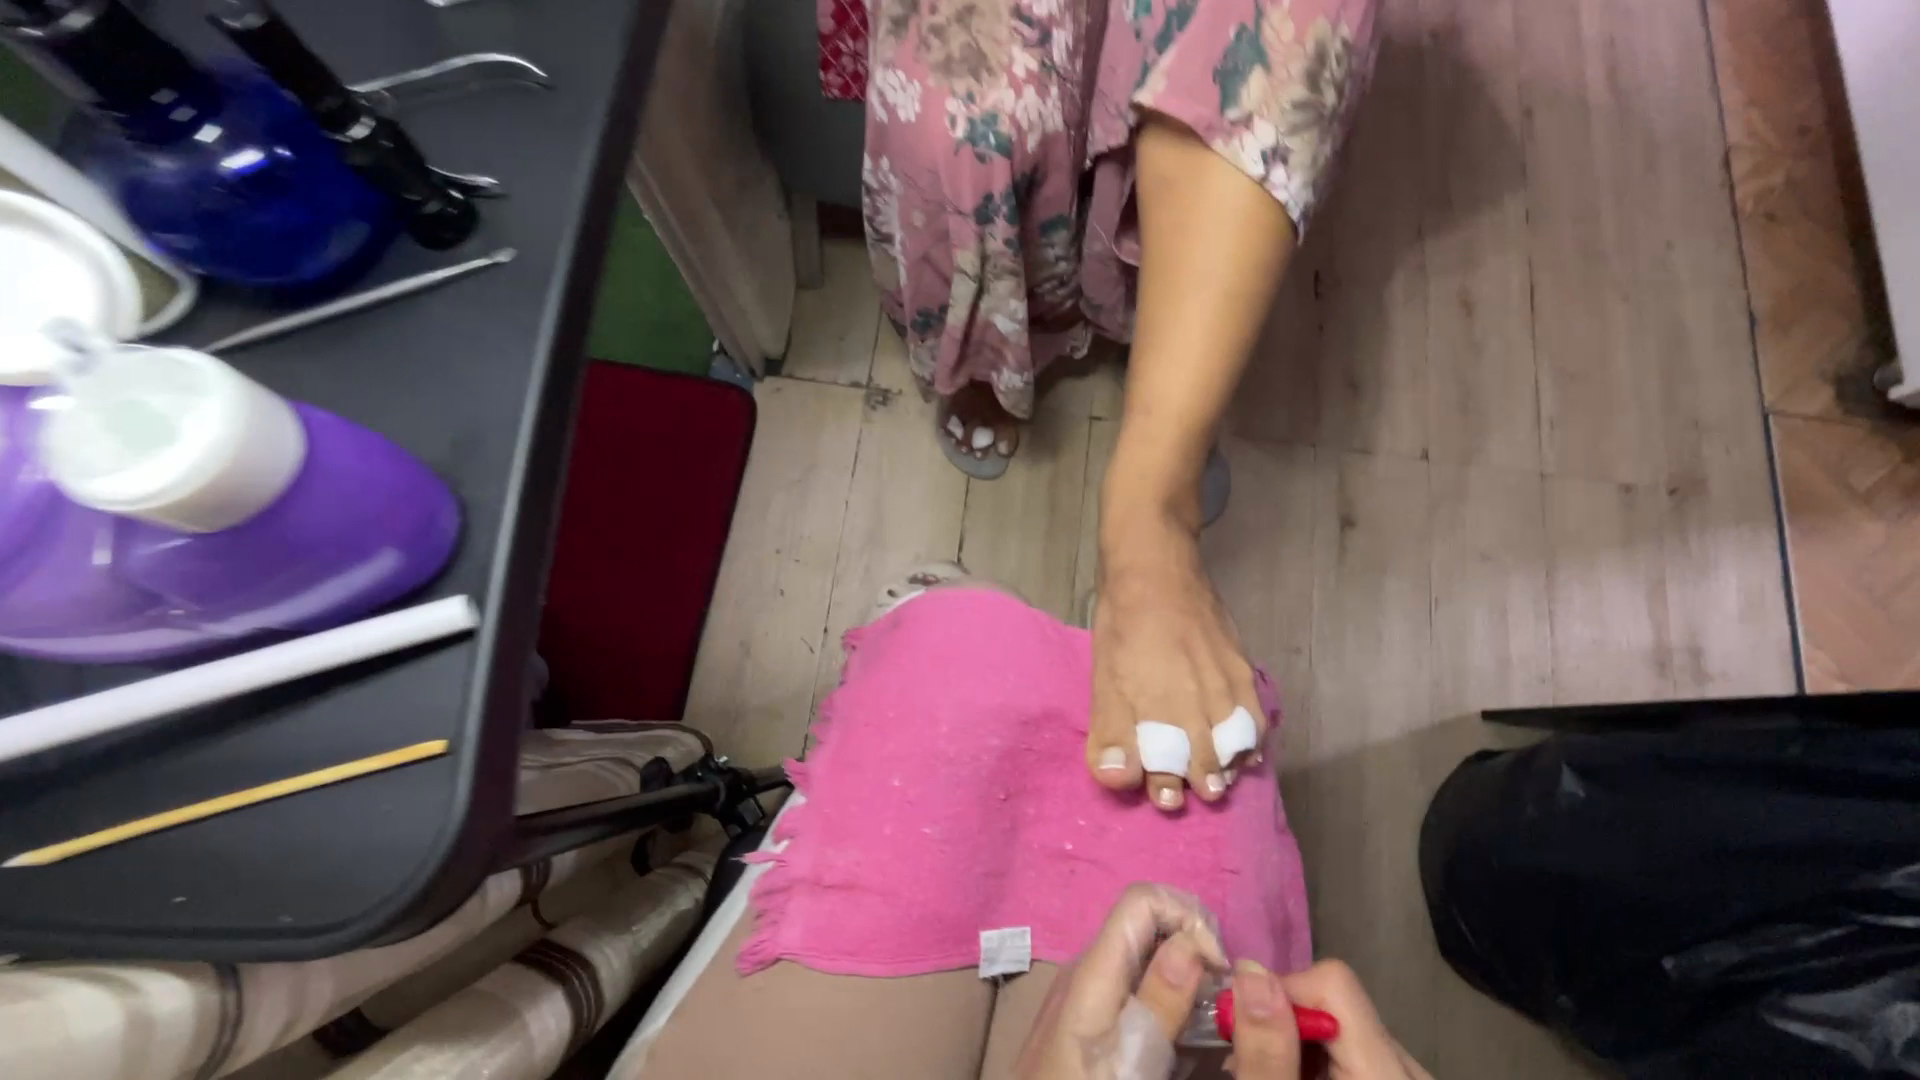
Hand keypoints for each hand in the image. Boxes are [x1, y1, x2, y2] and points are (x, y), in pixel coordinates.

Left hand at [1015, 884, 1228, 1079]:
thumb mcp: (1130, 1061)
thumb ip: (1161, 1000)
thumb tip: (1192, 941)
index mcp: (1095, 968)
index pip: (1143, 898)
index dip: (1189, 918)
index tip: (1218, 973)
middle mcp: (1087, 967)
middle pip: (1146, 922)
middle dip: (1193, 946)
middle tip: (1222, 1001)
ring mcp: (1083, 992)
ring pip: (1142, 955)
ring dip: (1183, 973)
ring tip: (1211, 1022)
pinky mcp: (1085, 1018)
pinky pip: (1132, 984)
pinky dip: (1165, 995)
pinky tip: (1182, 1038)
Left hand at [1089, 511, 1264, 809]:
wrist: (1158, 570)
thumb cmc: (1122, 624)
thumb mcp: (1104, 676)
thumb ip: (1111, 730)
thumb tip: (1118, 780)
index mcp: (1158, 706)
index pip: (1168, 766)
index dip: (1166, 787)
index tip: (1163, 798)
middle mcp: (1199, 702)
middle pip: (1207, 761)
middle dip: (1199, 783)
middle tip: (1195, 793)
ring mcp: (1227, 686)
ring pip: (1235, 744)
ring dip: (1227, 767)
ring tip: (1218, 781)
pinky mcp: (1244, 670)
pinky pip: (1255, 719)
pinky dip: (1251, 742)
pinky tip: (1244, 752)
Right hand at [1227, 960, 1433, 1079]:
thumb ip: (1267, 1051)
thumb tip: (1248, 970)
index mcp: (1389, 1075)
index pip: (1333, 982)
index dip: (1279, 994)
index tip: (1243, 1030)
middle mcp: (1412, 1069)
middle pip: (1338, 1002)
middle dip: (1285, 1022)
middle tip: (1252, 1062)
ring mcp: (1411, 1076)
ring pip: (1345, 1025)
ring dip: (1298, 1042)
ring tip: (1274, 1072)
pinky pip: (1358, 1049)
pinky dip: (1319, 1060)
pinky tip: (1300, 1079)